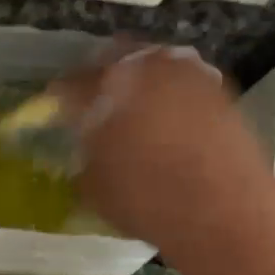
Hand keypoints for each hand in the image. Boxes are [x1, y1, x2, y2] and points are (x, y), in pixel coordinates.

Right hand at [54, 45, 274, 253]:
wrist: (219, 207)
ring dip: (139, 91)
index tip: (54, 115)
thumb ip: (84, 162)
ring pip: (152, 71)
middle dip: (102, 88)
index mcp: (103, 91)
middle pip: (115, 67)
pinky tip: (165, 129)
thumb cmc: (144, 202)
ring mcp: (186, 74)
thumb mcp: (95, 191)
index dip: (59, 101)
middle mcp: (146, 69)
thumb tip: (84, 157)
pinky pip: (182, 86)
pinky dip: (169, 102)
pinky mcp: (218, 88)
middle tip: (93, 112)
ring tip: (132, 119)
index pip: (70, 87)